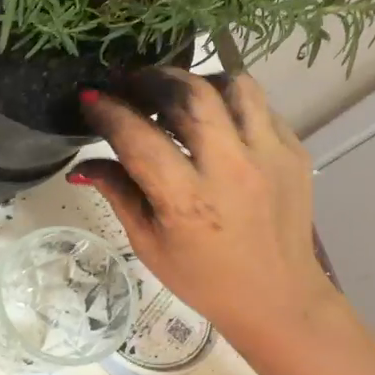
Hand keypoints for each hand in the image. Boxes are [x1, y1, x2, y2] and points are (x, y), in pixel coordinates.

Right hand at [69, 68, 337, 347]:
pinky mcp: (293, 150)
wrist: (276, 294)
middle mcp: (231, 169)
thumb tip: (81, 165)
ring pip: (233, 86)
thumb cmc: (200, 277)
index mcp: (187, 201)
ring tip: (172, 91)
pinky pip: (258, 106)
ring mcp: (269, 155)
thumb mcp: (147, 243)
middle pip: (190, 96)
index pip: (139, 138)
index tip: (89, 98)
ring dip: (195, 80)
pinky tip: (209, 117)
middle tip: (129, 82)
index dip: (109, 112)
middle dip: (152, 80)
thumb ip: (119, 194)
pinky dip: (227, 101)